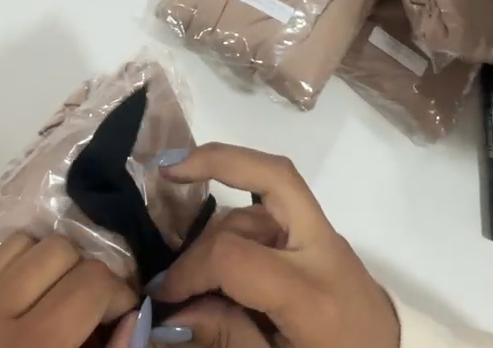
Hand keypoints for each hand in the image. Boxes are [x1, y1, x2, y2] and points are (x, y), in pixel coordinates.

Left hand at [0, 235, 138, 347]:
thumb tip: (132, 319)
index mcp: (35, 346)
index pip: (95, 283)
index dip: (118, 294)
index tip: (119, 315)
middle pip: (60, 251)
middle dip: (83, 274)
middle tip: (84, 309)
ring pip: (14, 244)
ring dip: (38, 264)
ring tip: (42, 297)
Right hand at [150, 144, 398, 347]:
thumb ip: (227, 337)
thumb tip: (172, 315)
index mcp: (313, 294)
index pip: (235, 255)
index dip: (189, 271)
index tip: (161, 299)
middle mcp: (325, 249)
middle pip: (274, 175)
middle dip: (215, 161)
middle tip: (165, 174)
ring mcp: (330, 239)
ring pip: (271, 194)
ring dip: (226, 214)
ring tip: (190, 257)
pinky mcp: (326, 241)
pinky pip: (282, 207)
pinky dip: (245, 210)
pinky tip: (217, 233)